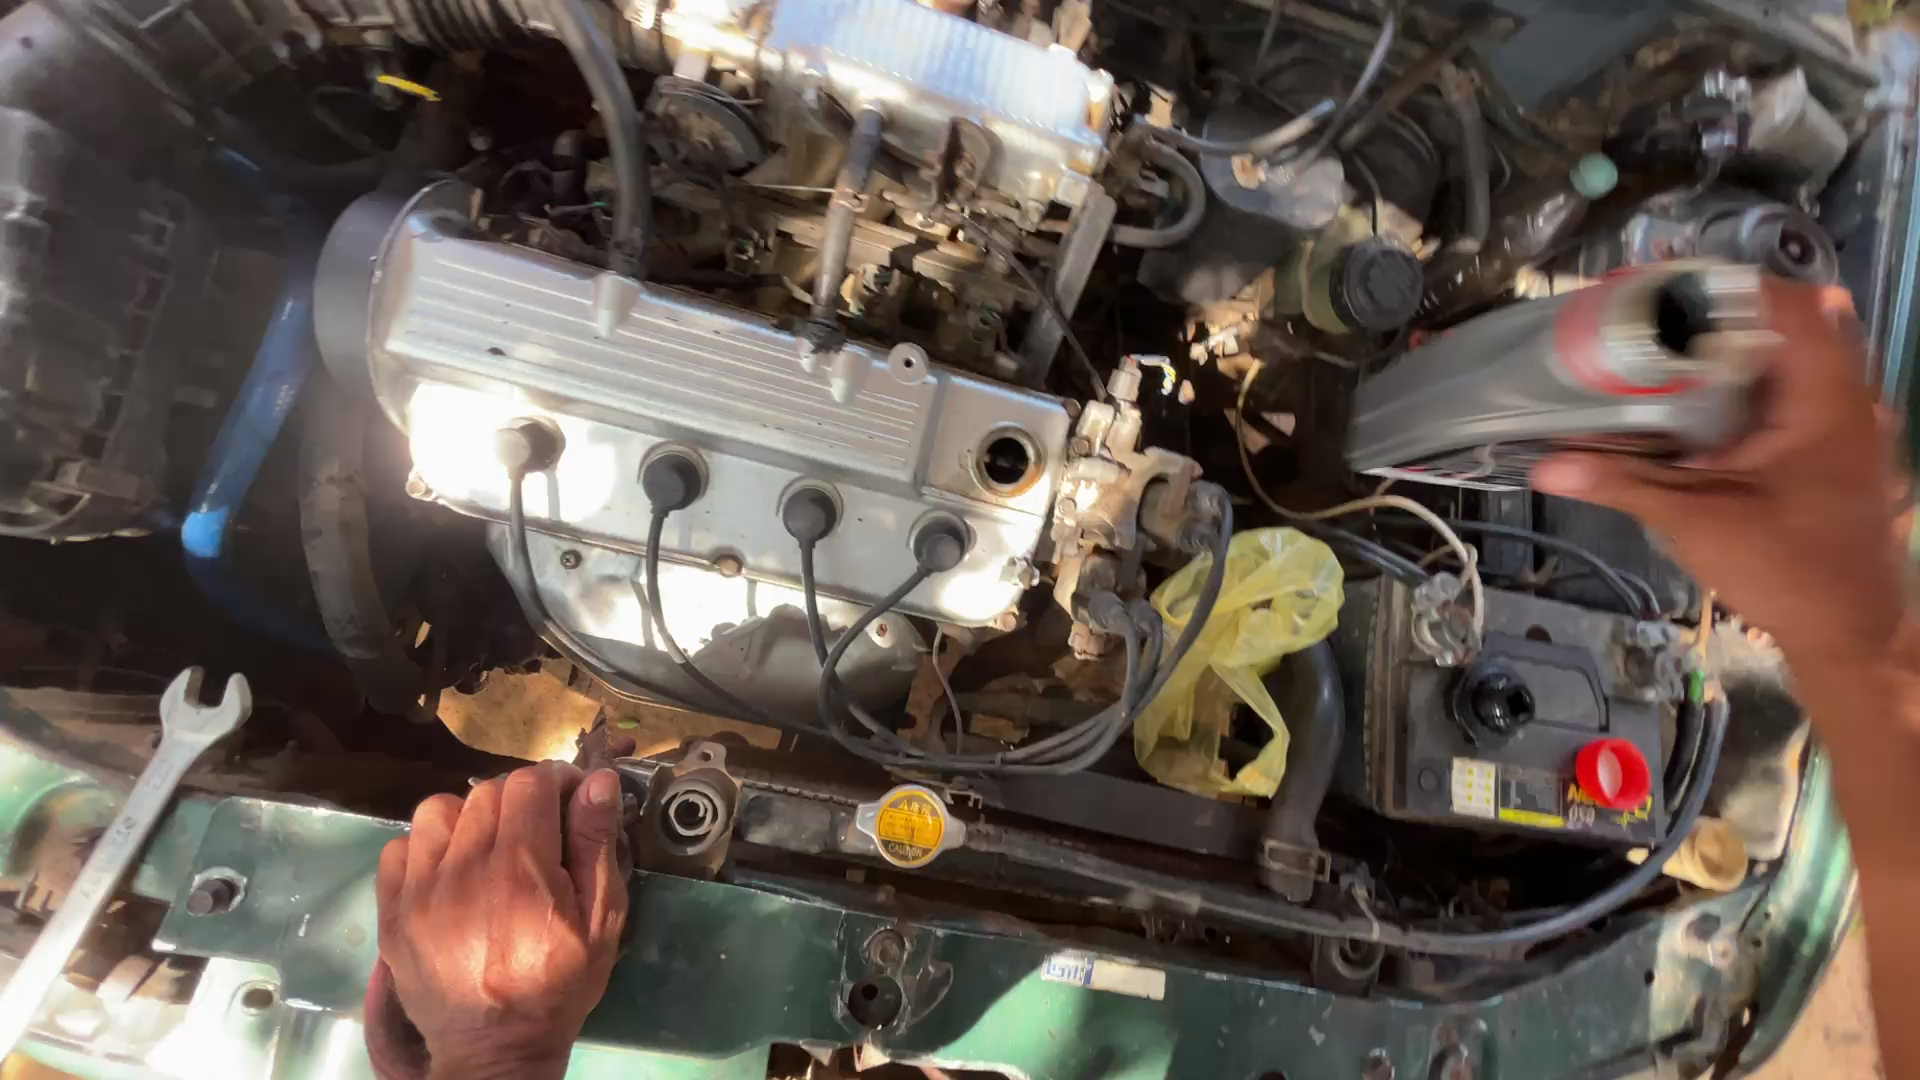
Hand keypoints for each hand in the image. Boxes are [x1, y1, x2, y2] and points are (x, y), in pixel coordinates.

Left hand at [372, 762, 628, 1079]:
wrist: (496, 1050)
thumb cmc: (562, 979)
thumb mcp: (604, 913)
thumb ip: (598, 841)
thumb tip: (598, 779)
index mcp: (522, 868)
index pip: (530, 781)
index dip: (558, 779)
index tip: (573, 800)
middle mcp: (465, 870)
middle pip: (489, 791)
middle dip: (522, 795)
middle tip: (541, 825)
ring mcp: (420, 892)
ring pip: (439, 809)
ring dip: (472, 814)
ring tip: (493, 842)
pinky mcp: (392, 914)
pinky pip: (400, 847)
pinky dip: (428, 844)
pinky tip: (454, 866)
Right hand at [1532, 277, 1909, 661]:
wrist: (1848, 621)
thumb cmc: (1785, 564)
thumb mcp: (1695, 520)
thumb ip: (1622, 483)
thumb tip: (1543, 465)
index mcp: (1824, 403)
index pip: (1793, 311)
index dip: (1728, 286)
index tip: (1657, 281)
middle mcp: (1837, 401)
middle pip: (1785, 324)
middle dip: (1713, 310)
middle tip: (1637, 310)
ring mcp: (1830, 424)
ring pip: (1780, 358)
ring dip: (1720, 343)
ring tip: (1648, 339)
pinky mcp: (1812, 447)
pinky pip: (1771, 392)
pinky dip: (1726, 380)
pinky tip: (1675, 394)